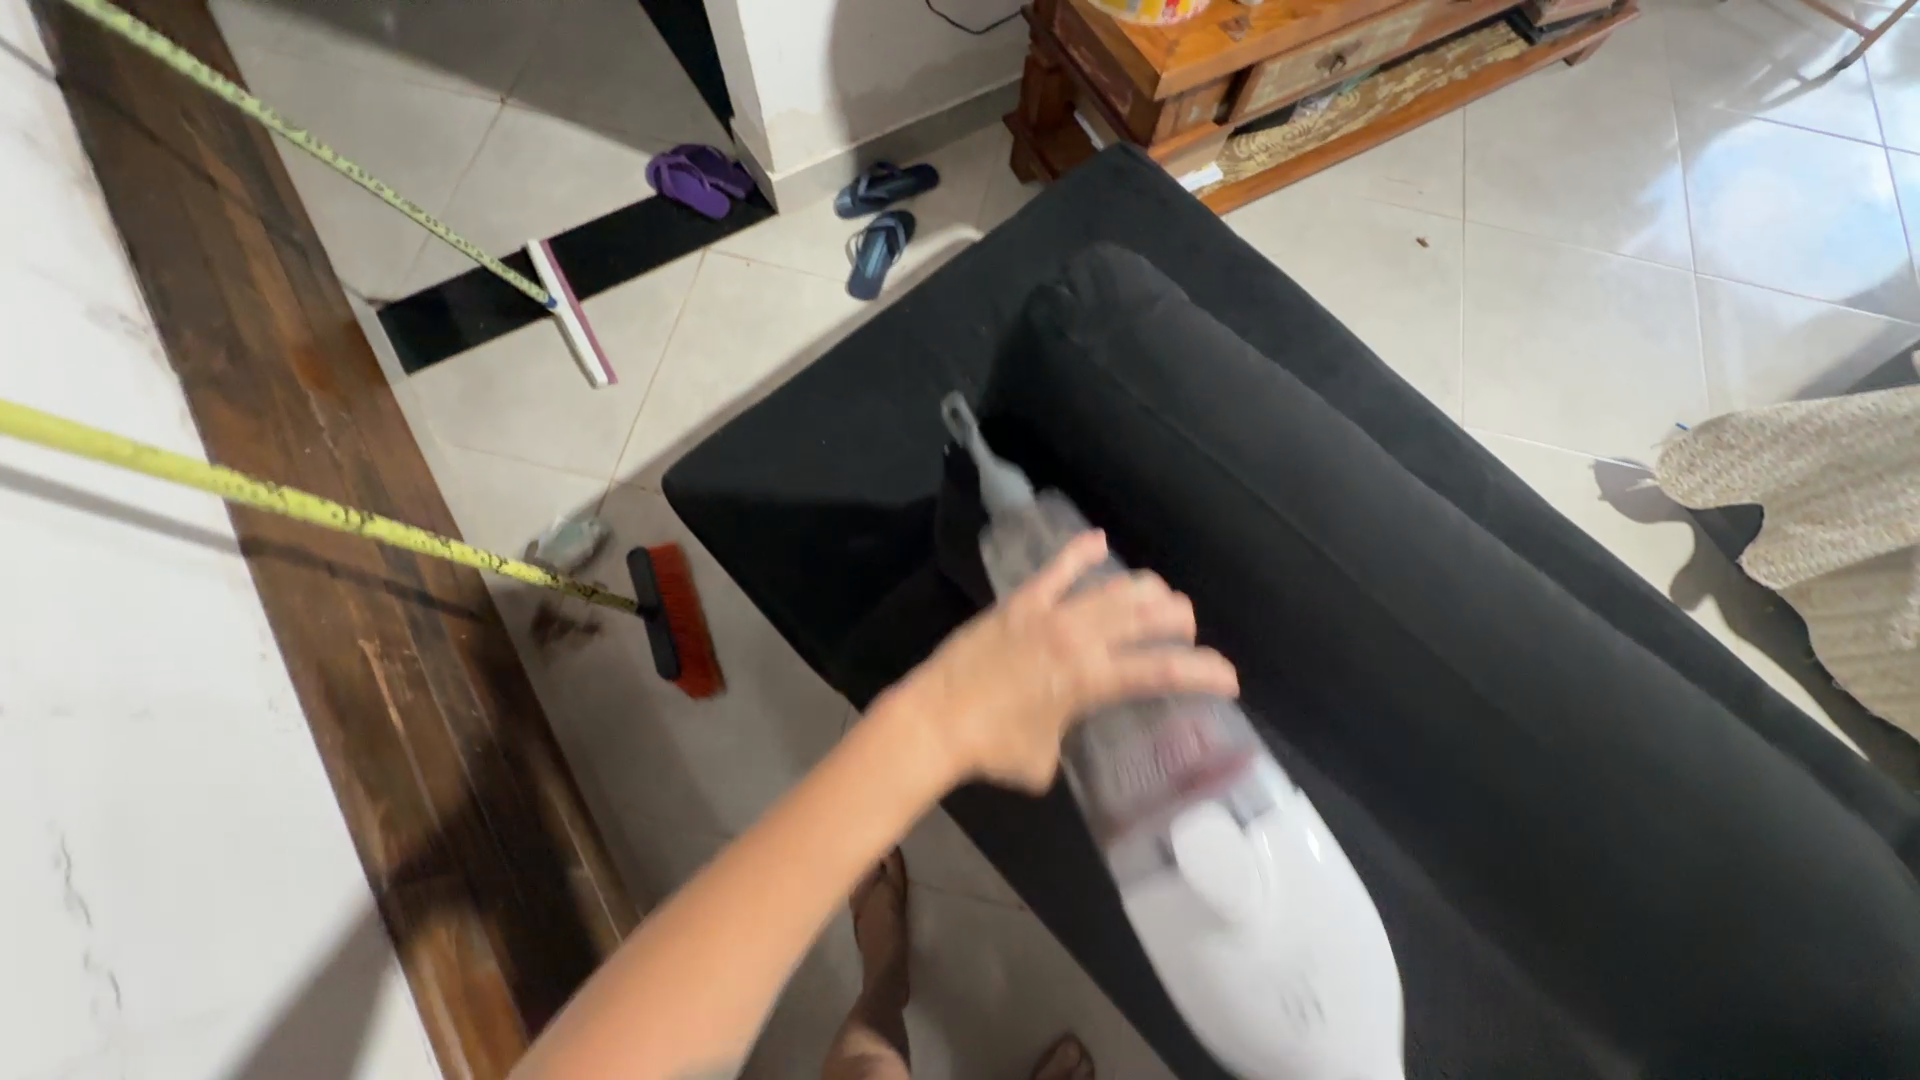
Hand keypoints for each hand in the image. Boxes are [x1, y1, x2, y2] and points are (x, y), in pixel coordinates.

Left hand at [873, 531, 1239, 793]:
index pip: (1163, 671)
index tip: (1227, 677)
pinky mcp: (1018, 603)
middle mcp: (1079, 639)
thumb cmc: (991, 748)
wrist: (935, 720)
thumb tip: (1059, 734)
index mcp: (1091, 680)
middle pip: (1146, 616)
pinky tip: (1100, 541)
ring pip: (1112, 589)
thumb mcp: (1044, 760)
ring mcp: (1048, 614)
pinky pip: (1056, 569)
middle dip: (1177, 619)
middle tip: (1185, 628)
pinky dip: (1080, 553)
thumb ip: (1065, 740)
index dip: (1204, 672)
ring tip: (1159, 594)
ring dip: (1144, 589)